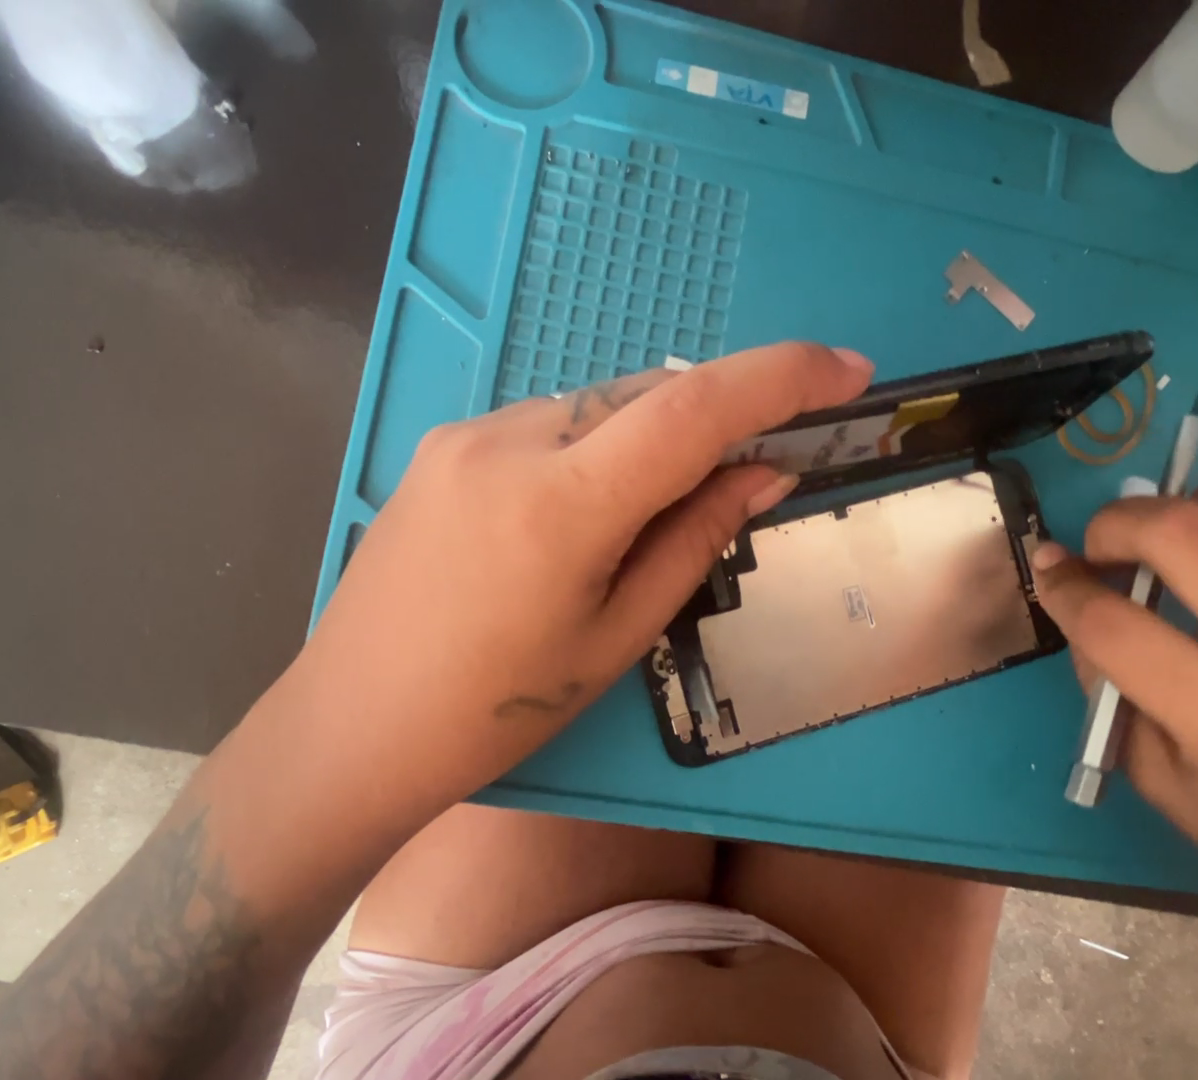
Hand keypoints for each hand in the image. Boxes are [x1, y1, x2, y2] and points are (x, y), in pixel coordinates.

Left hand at [276, 343, 872, 804]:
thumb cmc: (497, 710)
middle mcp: (510, 440)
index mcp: (562, 503)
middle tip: (764, 457)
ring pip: (600, 405)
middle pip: (649, 393)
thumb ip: (695, 539)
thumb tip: (765, 473)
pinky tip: (594, 506)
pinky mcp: (443, 444)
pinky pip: (551, 422)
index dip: (783, 375)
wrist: (350, 727)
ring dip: (657, 433)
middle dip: (722, 412)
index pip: (693, 407)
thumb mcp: (617, 636)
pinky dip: (602, 444)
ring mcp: (466, 434)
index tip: (847, 368)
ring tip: (667, 503)